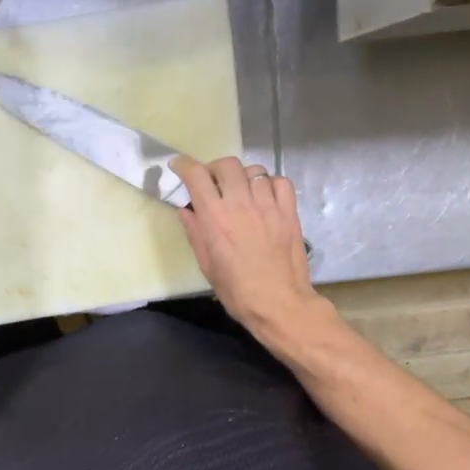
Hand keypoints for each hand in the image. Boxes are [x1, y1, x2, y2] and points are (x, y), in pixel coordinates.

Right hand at [172, 157, 319, 332]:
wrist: (279, 304)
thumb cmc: (236, 291)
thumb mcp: (207, 264)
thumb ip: (195, 233)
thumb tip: (187, 210)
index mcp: (215, 218)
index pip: (197, 176)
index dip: (185, 165)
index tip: (179, 166)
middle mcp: (241, 204)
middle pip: (227, 165)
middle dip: (215, 168)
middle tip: (213, 182)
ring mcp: (268, 206)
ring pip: (254, 171)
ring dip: (242, 177)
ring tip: (241, 192)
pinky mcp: (289, 212)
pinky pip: (280, 182)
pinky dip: (269, 184)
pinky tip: (265, 197)